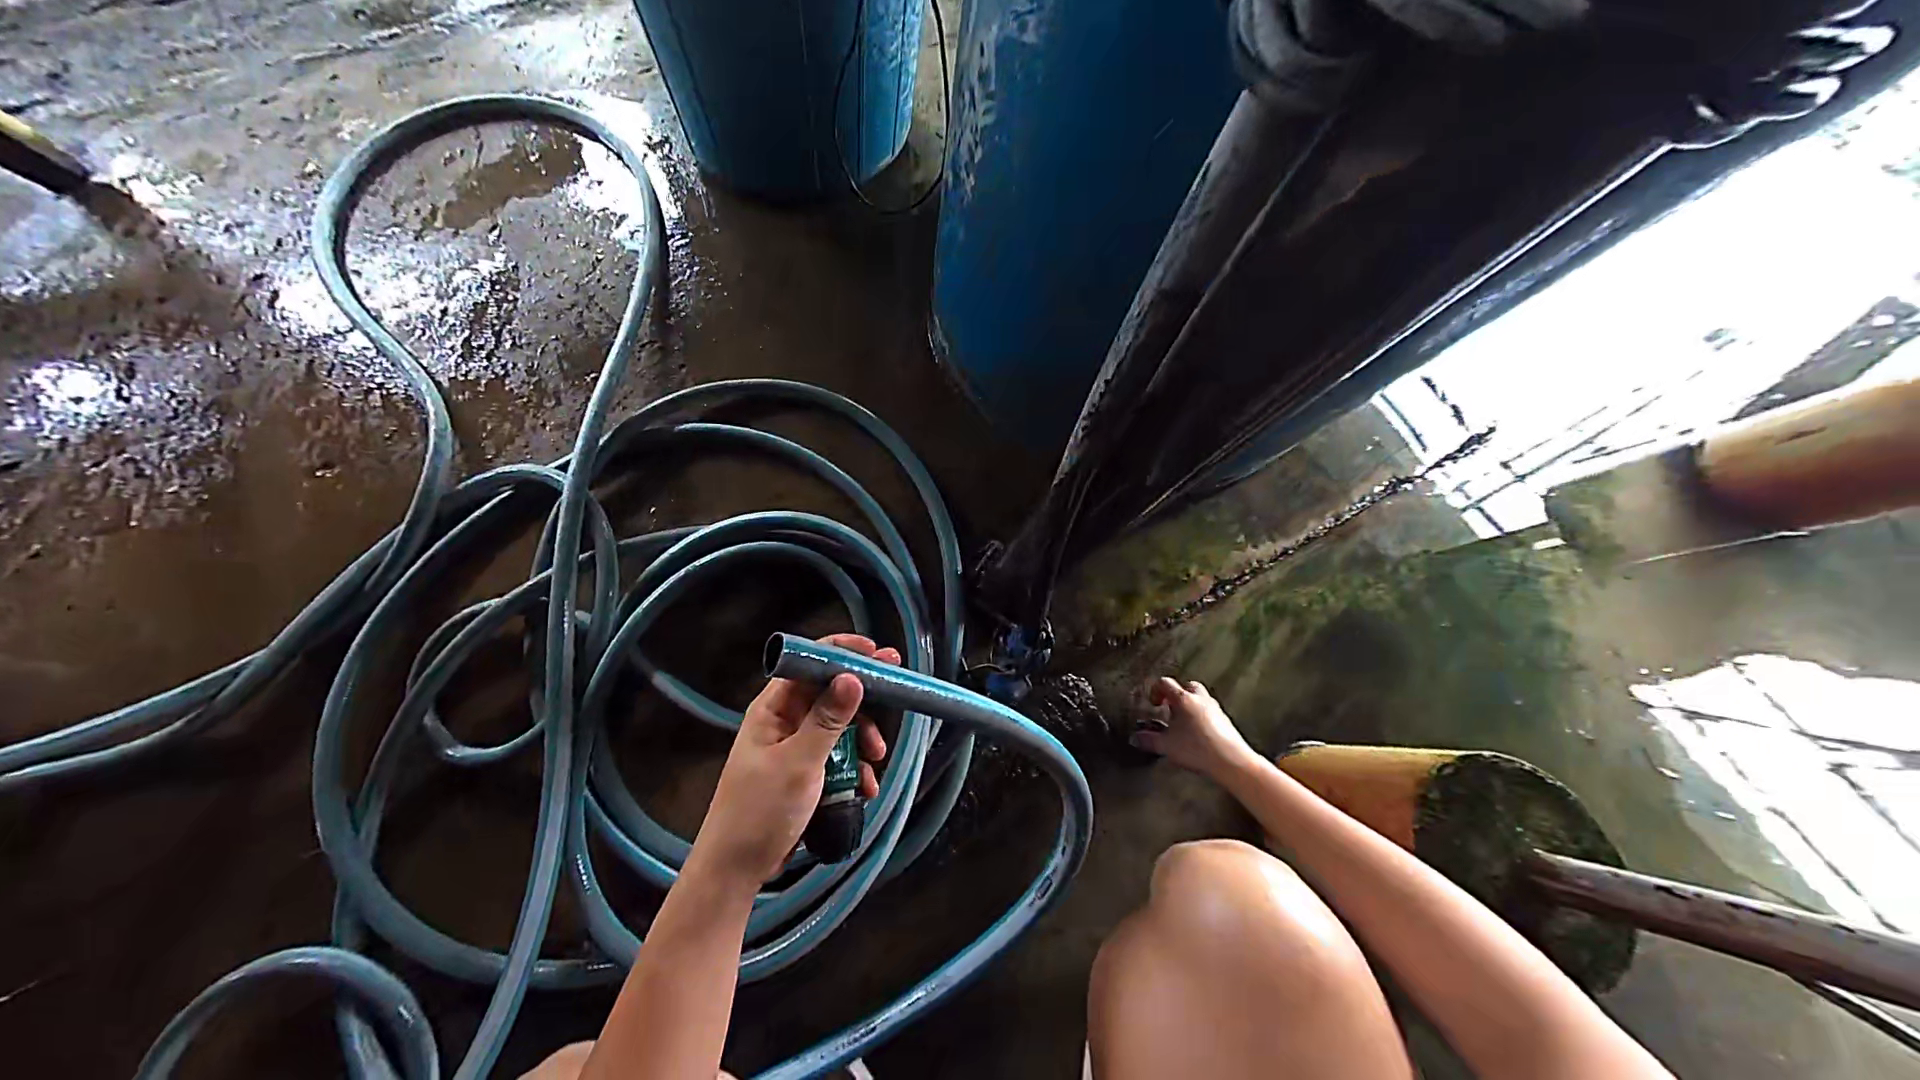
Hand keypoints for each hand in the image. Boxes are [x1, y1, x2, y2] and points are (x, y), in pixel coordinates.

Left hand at [692, 633, 892, 887]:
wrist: (736, 871)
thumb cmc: (759, 813)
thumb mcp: (799, 763)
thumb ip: (828, 720)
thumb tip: (853, 677)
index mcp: (774, 708)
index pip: (810, 664)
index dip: (844, 652)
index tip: (878, 654)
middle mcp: (785, 720)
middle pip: (831, 693)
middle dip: (863, 701)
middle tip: (896, 695)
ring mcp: (795, 747)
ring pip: (840, 727)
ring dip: (863, 740)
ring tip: (877, 759)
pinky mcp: (805, 772)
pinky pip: (838, 757)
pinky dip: (855, 767)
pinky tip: (866, 786)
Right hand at [1130, 677, 1258, 780]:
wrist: (1231, 761)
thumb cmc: (1198, 748)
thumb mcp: (1166, 745)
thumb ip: (1149, 740)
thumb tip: (1136, 738)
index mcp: (1183, 699)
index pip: (1166, 683)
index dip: (1156, 690)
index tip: (1153, 703)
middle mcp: (1200, 699)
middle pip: (1187, 686)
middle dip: (1176, 695)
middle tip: (1168, 708)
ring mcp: (1215, 709)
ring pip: (1200, 698)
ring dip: (1190, 705)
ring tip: (1182, 723)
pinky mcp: (1225, 721)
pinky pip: (1210, 712)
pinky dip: (1201, 717)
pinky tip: (1197, 734)